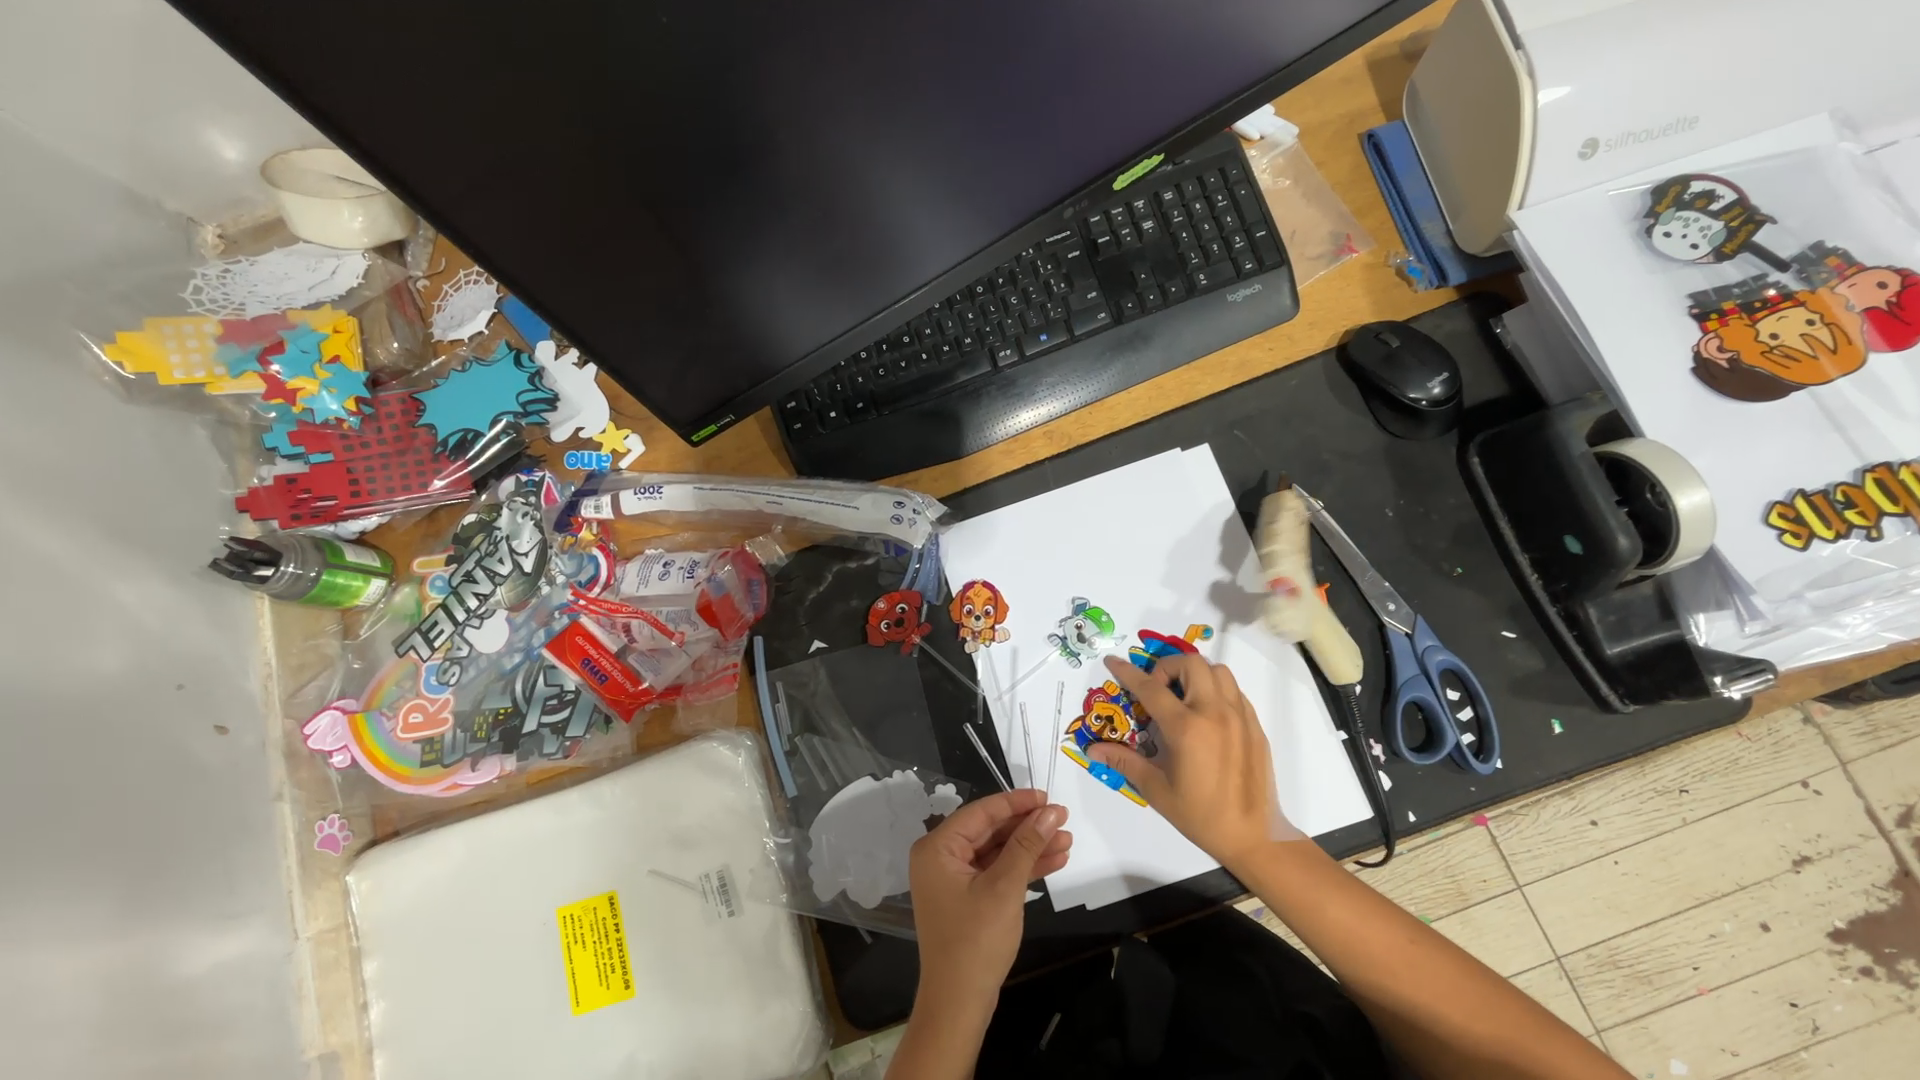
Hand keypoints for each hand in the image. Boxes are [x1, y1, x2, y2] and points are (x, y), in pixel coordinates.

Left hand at [908, 789, 1070, 1006]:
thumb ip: (1026, 845)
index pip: (981, 812)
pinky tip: (1055, 861)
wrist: (959, 1002)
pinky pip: (997, 871)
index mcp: (937, 848)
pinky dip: (1023, 867)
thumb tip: (1049, 811)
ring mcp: (953, 879)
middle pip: (990, 830)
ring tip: (1067, 840)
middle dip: (1028, 826)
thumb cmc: (976, 940)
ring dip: (1031, 847)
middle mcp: (941, 857)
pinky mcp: (967, 898)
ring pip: (997, 851)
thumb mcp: (1005, 887)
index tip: (1048, 797)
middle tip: (1064, 819)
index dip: (1017, 802)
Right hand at [1089, 654, 1292, 868]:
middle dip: (1167, 668)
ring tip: (1183, 698)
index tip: (1113, 661)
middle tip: (1157, 691)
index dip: (1128, 672)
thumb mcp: (1156, 789)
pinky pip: (1234, 691)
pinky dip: (1216, 691)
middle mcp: (1214, 713)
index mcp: (1186, 728)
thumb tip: (1093, 749)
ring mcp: (1239, 716)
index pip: (1150, 688)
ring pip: (1218, 671)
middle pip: (1191, 664)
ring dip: (1195, 675)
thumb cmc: (1200, 815)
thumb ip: (1125, 762)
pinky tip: (1205, 716)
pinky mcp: (1255, 725)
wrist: (1253, 835)